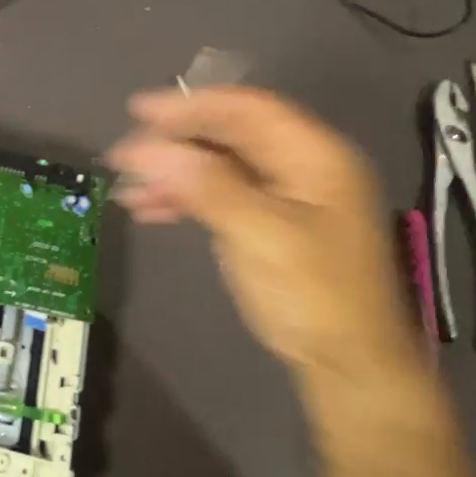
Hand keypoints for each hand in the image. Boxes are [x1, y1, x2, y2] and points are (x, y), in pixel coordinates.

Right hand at [107, 87, 419, 376]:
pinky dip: (186, 198)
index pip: (247, 110)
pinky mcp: (270, 224)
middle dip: (175, 142)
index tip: (139, 111)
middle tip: (125, 154)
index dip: (192, 104)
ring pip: (220, 166)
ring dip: (174, 172)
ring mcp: (287, 196)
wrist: (351, 372)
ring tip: (128, 189)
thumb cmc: (314, 298)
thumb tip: (147, 148)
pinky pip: (221, 195)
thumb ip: (205, 185)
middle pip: (230, 135)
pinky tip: (150, 209)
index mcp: (315, 156)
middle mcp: (302, 167)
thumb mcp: (259, 236)